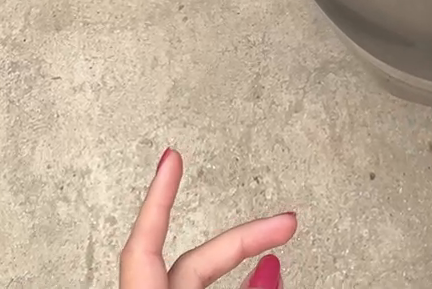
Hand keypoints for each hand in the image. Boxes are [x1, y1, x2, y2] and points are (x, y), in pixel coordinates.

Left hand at [119, 149, 295, 288]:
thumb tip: (270, 269)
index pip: (145, 242)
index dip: (160, 196)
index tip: (172, 156)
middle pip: (195, 263)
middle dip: (244, 239)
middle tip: (286, 224)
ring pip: (200, 282)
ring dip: (240, 266)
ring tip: (279, 243)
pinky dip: (231, 287)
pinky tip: (254, 281)